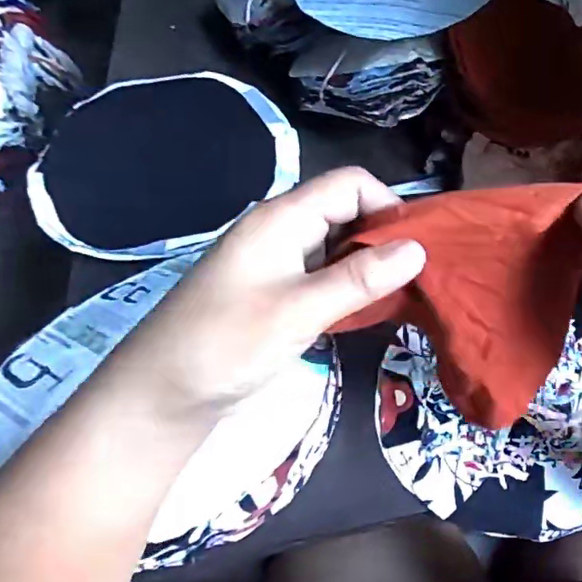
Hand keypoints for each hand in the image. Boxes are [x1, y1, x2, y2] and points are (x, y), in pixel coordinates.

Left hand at [113, 167, 424, 412]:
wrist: (161, 397)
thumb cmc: (225, 345)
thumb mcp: (298, 310)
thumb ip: (360, 279)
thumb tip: (420, 249)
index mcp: (282, 220)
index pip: (350, 185)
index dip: (388, 205)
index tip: (418, 248)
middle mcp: (284, 232)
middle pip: (349, 213)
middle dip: (388, 237)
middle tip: (421, 276)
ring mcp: (282, 264)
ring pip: (342, 247)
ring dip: (375, 266)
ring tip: (407, 295)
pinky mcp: (283, 294)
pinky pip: (330, 276)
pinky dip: (357, 287)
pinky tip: (375, 310)